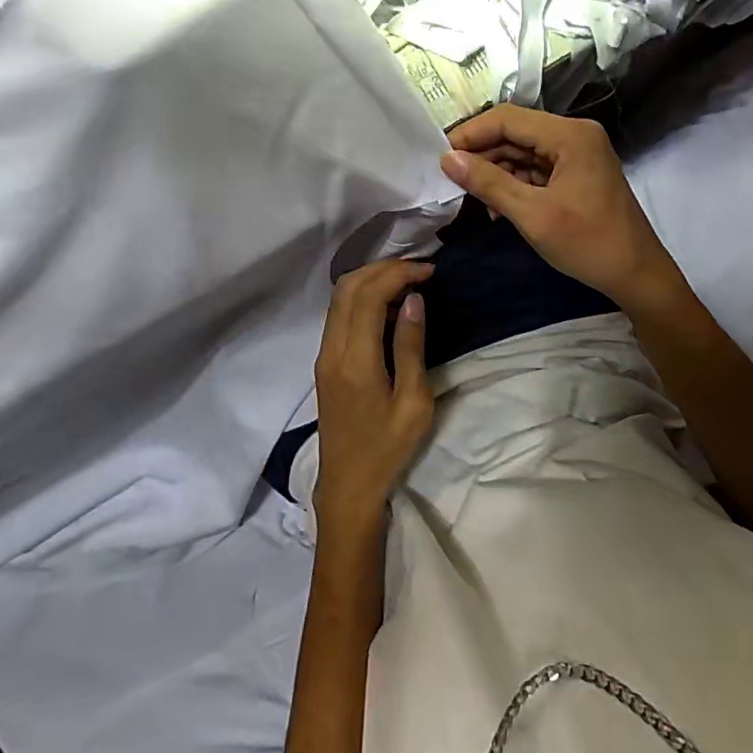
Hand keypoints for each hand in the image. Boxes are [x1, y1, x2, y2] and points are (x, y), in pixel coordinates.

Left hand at [312, 259, 435, 538]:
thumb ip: (411, 347)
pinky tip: (389, 307)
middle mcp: (331, 350)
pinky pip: (339, 315)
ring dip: (371, 280)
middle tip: (420, 270)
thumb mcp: (414, 402)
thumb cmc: (388, 448)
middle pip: (347, 287)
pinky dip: (362, 298)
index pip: (368, 295)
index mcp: (355, 360)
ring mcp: (323, 355)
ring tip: (408, 282)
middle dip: (383, 268)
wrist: (348, 483)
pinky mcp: (324, 362)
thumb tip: (414, 300)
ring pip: (339, 298)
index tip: (430, 271)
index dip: (398, 273)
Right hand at [441, 105, 685, 310]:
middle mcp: (576, 135)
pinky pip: (538, 170)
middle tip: (452, 183)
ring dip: (498, 175)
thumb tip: (447, 159)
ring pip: (524, 153)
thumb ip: (488, 183)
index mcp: (570, 135)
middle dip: (483, 157)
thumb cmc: (587, 243)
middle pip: (516, 134)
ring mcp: (579, 155)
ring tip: (477, 203)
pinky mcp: (578, 175)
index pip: (507, 118)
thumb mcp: (532, 215)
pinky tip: (499, 209)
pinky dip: (516, 186)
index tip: (440, 157)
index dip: (470, 134)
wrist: (636, 274)